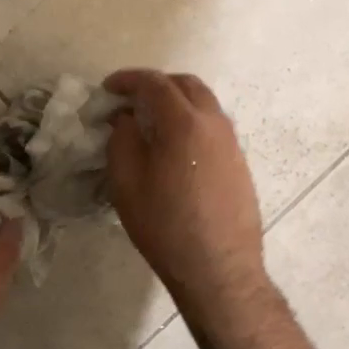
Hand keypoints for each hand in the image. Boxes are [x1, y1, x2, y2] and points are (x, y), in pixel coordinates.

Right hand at [103, 70, 316, 348]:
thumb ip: (122, 139)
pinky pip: (213, 127)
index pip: (154, 84)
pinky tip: (174, 149)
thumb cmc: (164, 225)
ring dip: (176, 102)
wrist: (218, 269)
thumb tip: (125, 117)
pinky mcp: (239, 163)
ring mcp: (232, 143)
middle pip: (186, 85)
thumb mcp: (125, 182)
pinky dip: (190, 122)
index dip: (127, 80)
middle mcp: (213, 123)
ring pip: (204, 104)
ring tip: (150, 124)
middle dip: (156, 85)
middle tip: (130, 101)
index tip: (108, 89)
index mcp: (183, 123)